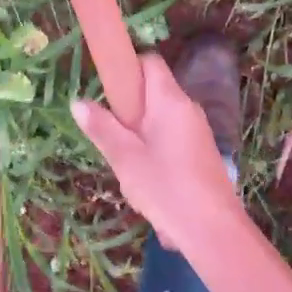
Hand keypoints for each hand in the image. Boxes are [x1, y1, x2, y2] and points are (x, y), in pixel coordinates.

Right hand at [70, 53, 248, 249]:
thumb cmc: (165, 187)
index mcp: (170, 100)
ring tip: (125, 163)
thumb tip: (78, 101)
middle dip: (128, 108)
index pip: (150, 61)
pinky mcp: (202, 153)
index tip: (106, 90)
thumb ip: (101, 128)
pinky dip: (155, 148)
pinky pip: (172, 137)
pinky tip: (146, 179)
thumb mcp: (125, 158)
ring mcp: (198, 130)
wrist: (213, 230)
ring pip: (160, 118)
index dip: (127, 67)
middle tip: (110, 136)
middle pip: (153, 91)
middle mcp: (188, 107)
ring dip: (139, 133)